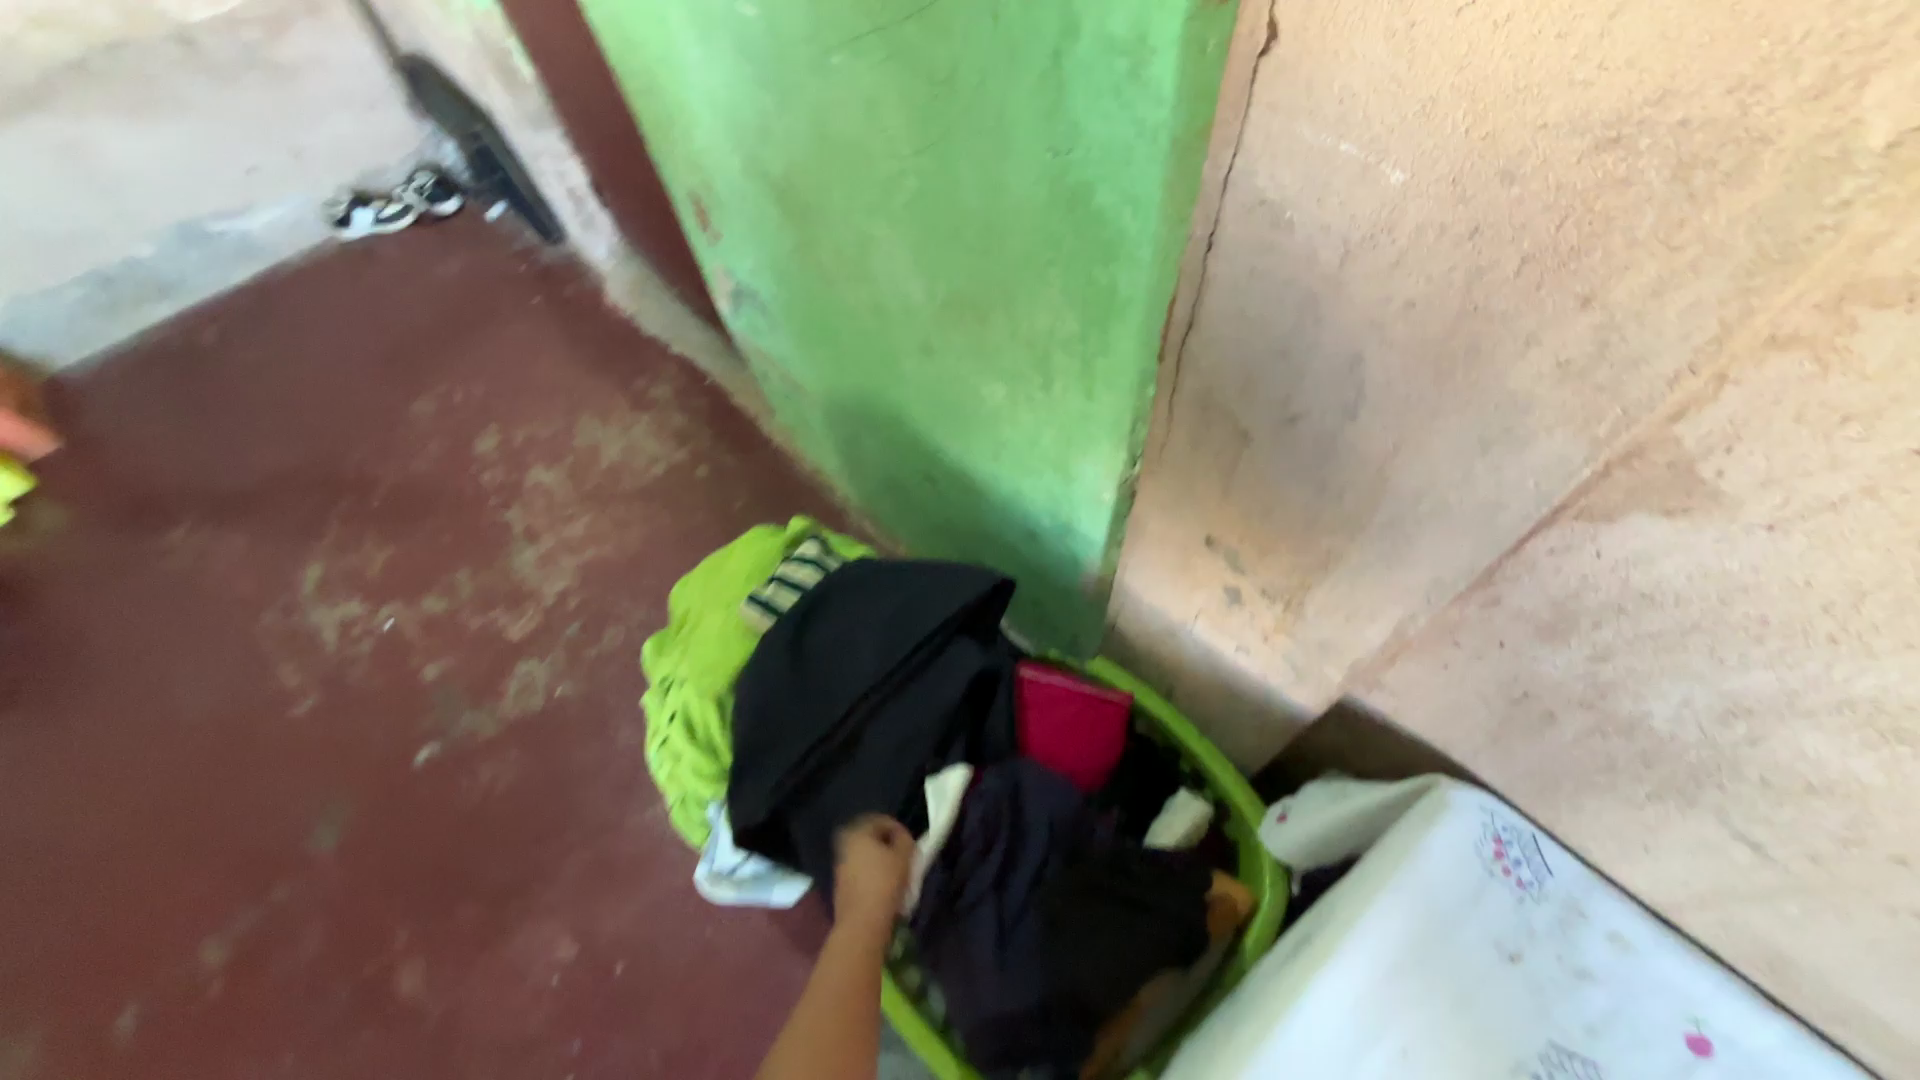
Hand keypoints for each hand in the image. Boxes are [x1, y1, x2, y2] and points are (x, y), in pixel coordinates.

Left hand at [831, 814, 913, 928]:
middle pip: (870, 837)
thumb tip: (900, 836)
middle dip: (887, 843)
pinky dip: (872, 873)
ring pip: (865, 855)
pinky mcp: (841, 884)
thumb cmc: (885, 883)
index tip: (910, 842)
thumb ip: (905, 839)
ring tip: (896, 871)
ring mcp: (840, 865)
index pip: (880, 820)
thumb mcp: (904, 856)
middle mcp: (845, 844)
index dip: (898, 829)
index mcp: (857, 832)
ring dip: (880, 859)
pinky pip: (860, 871)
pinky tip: (885, 885)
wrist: (862, 923)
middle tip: (903, 854)